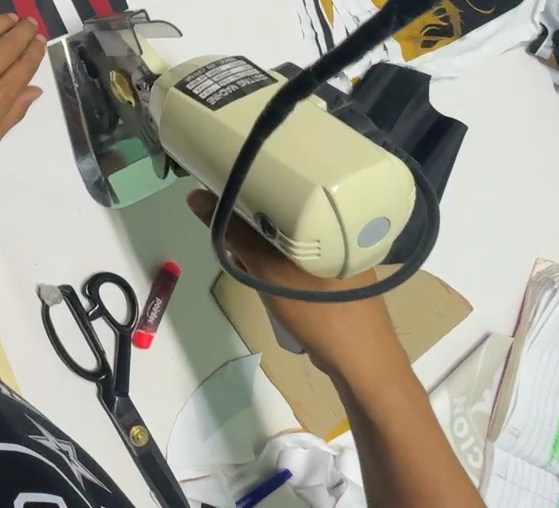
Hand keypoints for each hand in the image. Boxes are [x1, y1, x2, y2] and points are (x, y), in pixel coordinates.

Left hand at [0, 8, 45, 190]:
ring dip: (1, 21)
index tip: (40, 41)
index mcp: (0, 96)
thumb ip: (14, 111)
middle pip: (10, 44)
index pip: (26, 65)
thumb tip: (35, 90)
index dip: (36, 50)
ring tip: (9, 16)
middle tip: (30, 23)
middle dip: (24, 31)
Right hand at [186, 189, 402, 382]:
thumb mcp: (267, 269)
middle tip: (236, 246)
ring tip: (249, 266)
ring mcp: (340, 259)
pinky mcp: (337, 279)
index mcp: (330, 222)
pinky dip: (278, 264)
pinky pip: (297, 258)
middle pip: (282, 215)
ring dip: (262, 248)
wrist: (361, 367)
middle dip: (251, 227)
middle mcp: (338, 235)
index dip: (249, 194)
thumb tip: (196, 195)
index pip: (282, 191)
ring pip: (287, 239)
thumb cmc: (318, 311)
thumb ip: (232, 233)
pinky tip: (269, 281)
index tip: (225, 205)